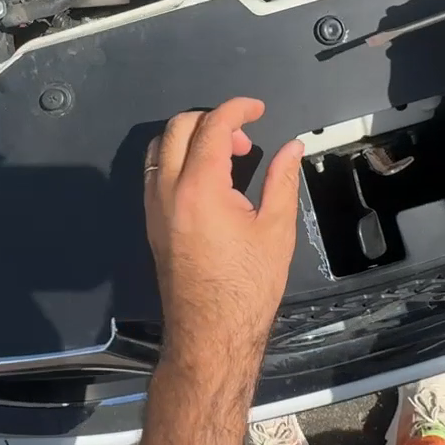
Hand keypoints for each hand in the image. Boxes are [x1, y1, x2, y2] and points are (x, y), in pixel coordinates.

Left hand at [143, 98, 303, 358]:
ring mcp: (154, 205)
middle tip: (245, 140)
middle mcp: (168, 189)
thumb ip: (283, 179)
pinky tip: (208, 178)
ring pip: (161, 146)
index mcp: (200, 187)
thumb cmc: (249, 286)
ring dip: (191, 136)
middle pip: (179, 126)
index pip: (213, 126)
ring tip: (227, 157)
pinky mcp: (151, 221)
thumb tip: (293, 146)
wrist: (211, 336)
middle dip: (213, 119)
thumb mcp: (276, 229)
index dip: (238, 109)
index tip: (259, 109)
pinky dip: (178, 156)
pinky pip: (155, 170)